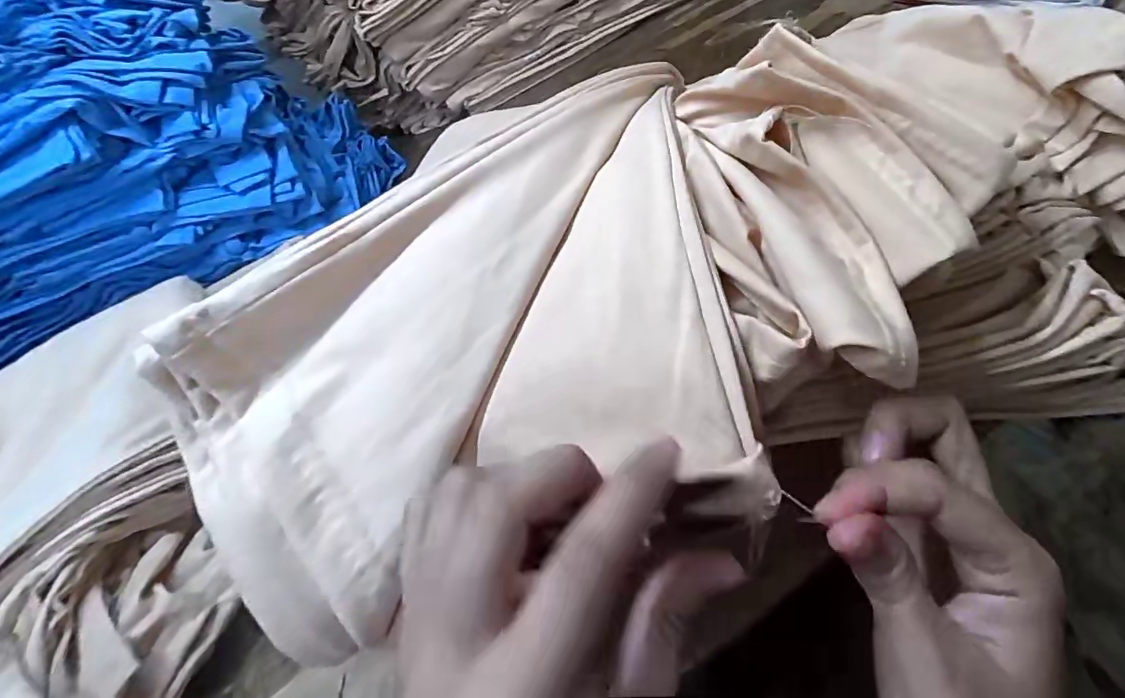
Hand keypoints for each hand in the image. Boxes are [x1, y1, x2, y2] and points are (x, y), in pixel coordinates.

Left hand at [399, 440, 745, 697]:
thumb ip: (659, 628)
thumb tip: (719, 558)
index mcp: (521, 683)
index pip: (580, 564)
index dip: (629, 496)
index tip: (667, 450)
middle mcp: (454, 636)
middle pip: (497, 506)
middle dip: (562, 474)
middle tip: (604, 493)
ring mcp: (417, 611)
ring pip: (457, 493)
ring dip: (518, 478)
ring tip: (558, 510)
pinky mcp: (405, 597)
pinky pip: (431, 506)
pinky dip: (477, 489)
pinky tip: (512, 521)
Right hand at [815, 397, 1064, 697]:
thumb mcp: (925, 657)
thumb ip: (888, 576)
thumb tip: (838, 517)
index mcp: (1014, 557)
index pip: (939, 484)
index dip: (878, 485)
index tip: (824, 514)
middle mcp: (992, 527)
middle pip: (948, 428)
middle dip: (895, 423)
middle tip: (854, 462)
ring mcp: (957, 529)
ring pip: (921, 441)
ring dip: (877, 444)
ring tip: (845, 491)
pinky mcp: (923, 540)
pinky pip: (895, 477)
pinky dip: (865, 468)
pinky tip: (846, 495)